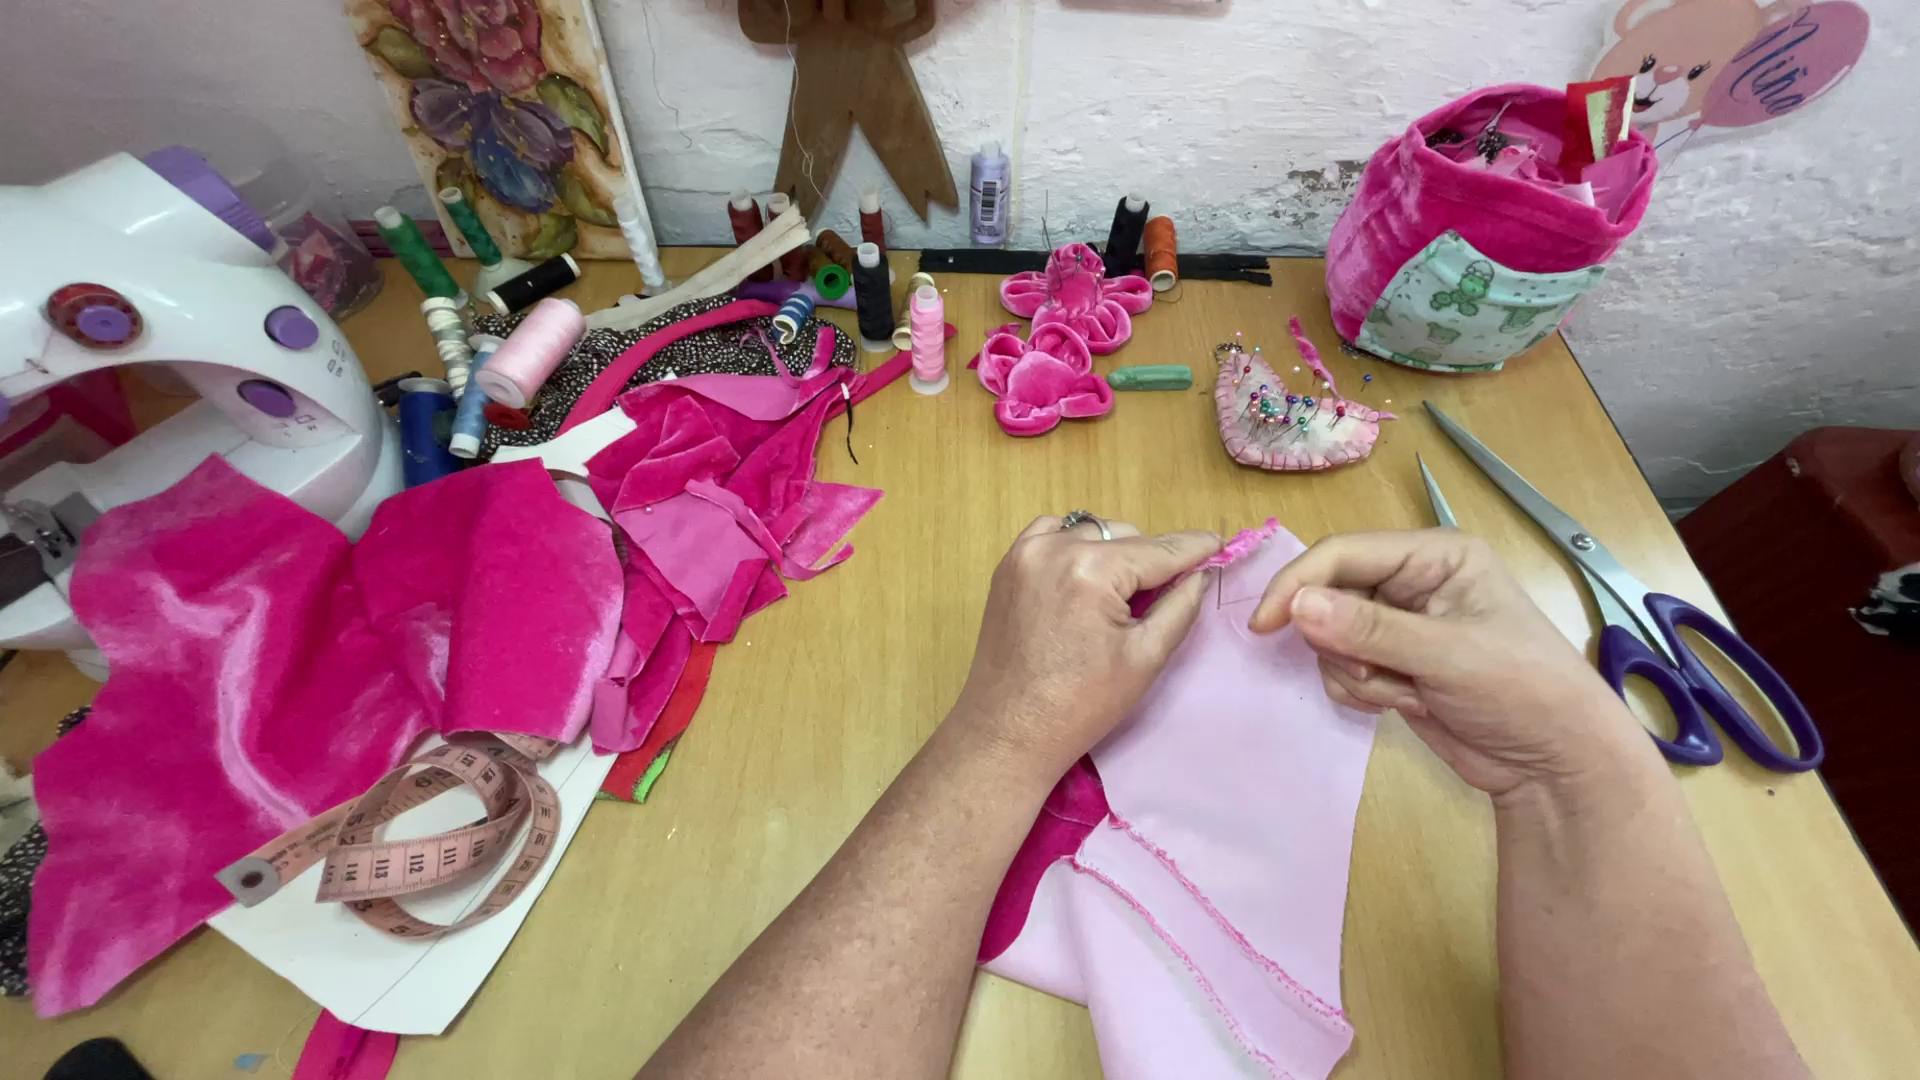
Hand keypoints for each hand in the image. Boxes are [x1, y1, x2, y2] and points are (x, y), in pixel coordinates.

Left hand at [951, 516, 1222, 780]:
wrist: (1008, 729)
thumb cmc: (1081, 704)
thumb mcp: (1146, 657)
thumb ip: (1180, 605)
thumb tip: (1202, 571)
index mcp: (1091, 570)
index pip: (1159, 549)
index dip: (1195, 548)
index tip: (1221, 544)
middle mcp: (1054, 548)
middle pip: (1125, 536)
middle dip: (1150, 558)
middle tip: (1163, 592)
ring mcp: (1024, 553)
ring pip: (1090, 531)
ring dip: (1112, 550)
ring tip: (1120, 591)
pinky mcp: (1007, 565)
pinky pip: (1052, 533)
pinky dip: (1074, 544)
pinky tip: (1084, 576)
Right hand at [1248, 529, 1655, 796]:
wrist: (1556, 768)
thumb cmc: (1523, 693)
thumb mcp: (1448, 655)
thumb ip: (1368, 628)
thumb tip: (1295, 605)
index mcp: (1433, 555)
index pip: (1341, 553)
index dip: (1297, 584)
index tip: (1264, 625)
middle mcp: (1409, 580)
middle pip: (1327, 593)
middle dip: (1342, 642)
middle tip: (1374, 674)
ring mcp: (1395, 622)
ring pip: (1327, 634)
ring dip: (1356, 672)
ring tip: (1406, 692)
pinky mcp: (1386, 659)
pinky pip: (1337, 664)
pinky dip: (1359, 689)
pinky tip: (1405, 702)